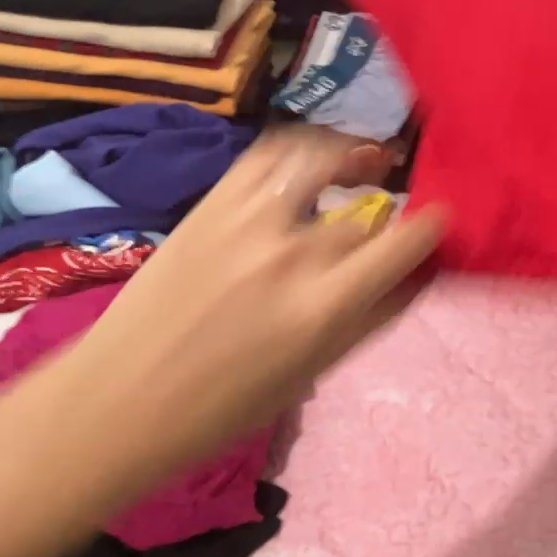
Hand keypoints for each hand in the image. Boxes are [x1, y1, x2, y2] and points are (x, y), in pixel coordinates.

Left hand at [60, 128, 446, 475]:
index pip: (405, 240)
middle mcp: (292, 252)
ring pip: (318, 156)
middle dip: (391, 204)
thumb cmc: (223, 408)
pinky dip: (299, 149)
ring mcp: (247, 220)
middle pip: (365, 208)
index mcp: (324, 305)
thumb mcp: (314, 371)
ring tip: (364, 158)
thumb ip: (374, 317)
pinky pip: (266, 155)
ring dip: (351, 151)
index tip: (441, 218)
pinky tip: (309, 162)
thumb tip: (423, 274)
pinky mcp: (211, 205)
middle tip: (396, 208)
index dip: (435, 222)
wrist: (116, 402)